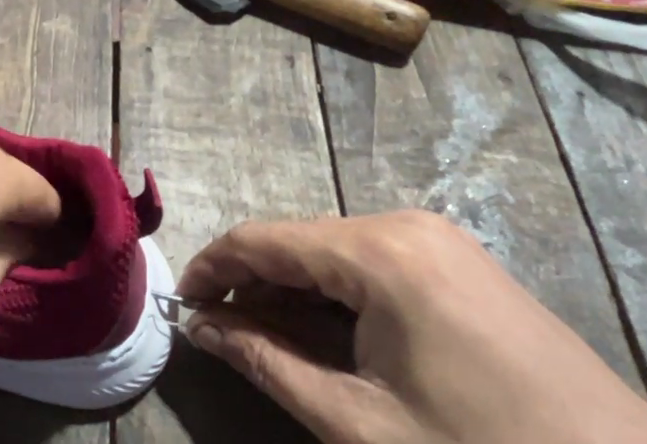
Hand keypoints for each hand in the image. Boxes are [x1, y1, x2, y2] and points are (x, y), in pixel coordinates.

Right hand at [178, 211, 646, 443]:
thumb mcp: (358, 420)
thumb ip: (264, 361)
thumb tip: (198, 327)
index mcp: (377, 251)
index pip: (260, 240)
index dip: (209, 269)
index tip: (179, 306)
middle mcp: (406, 226)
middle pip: (297, 242)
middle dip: (252, 286)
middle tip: (222, 333)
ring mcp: (443, 242)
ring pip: (333, 253)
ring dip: (293, 293)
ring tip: (268, 339)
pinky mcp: (467, 266)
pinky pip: (375, 265)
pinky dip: (338, 296)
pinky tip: (328, 336)